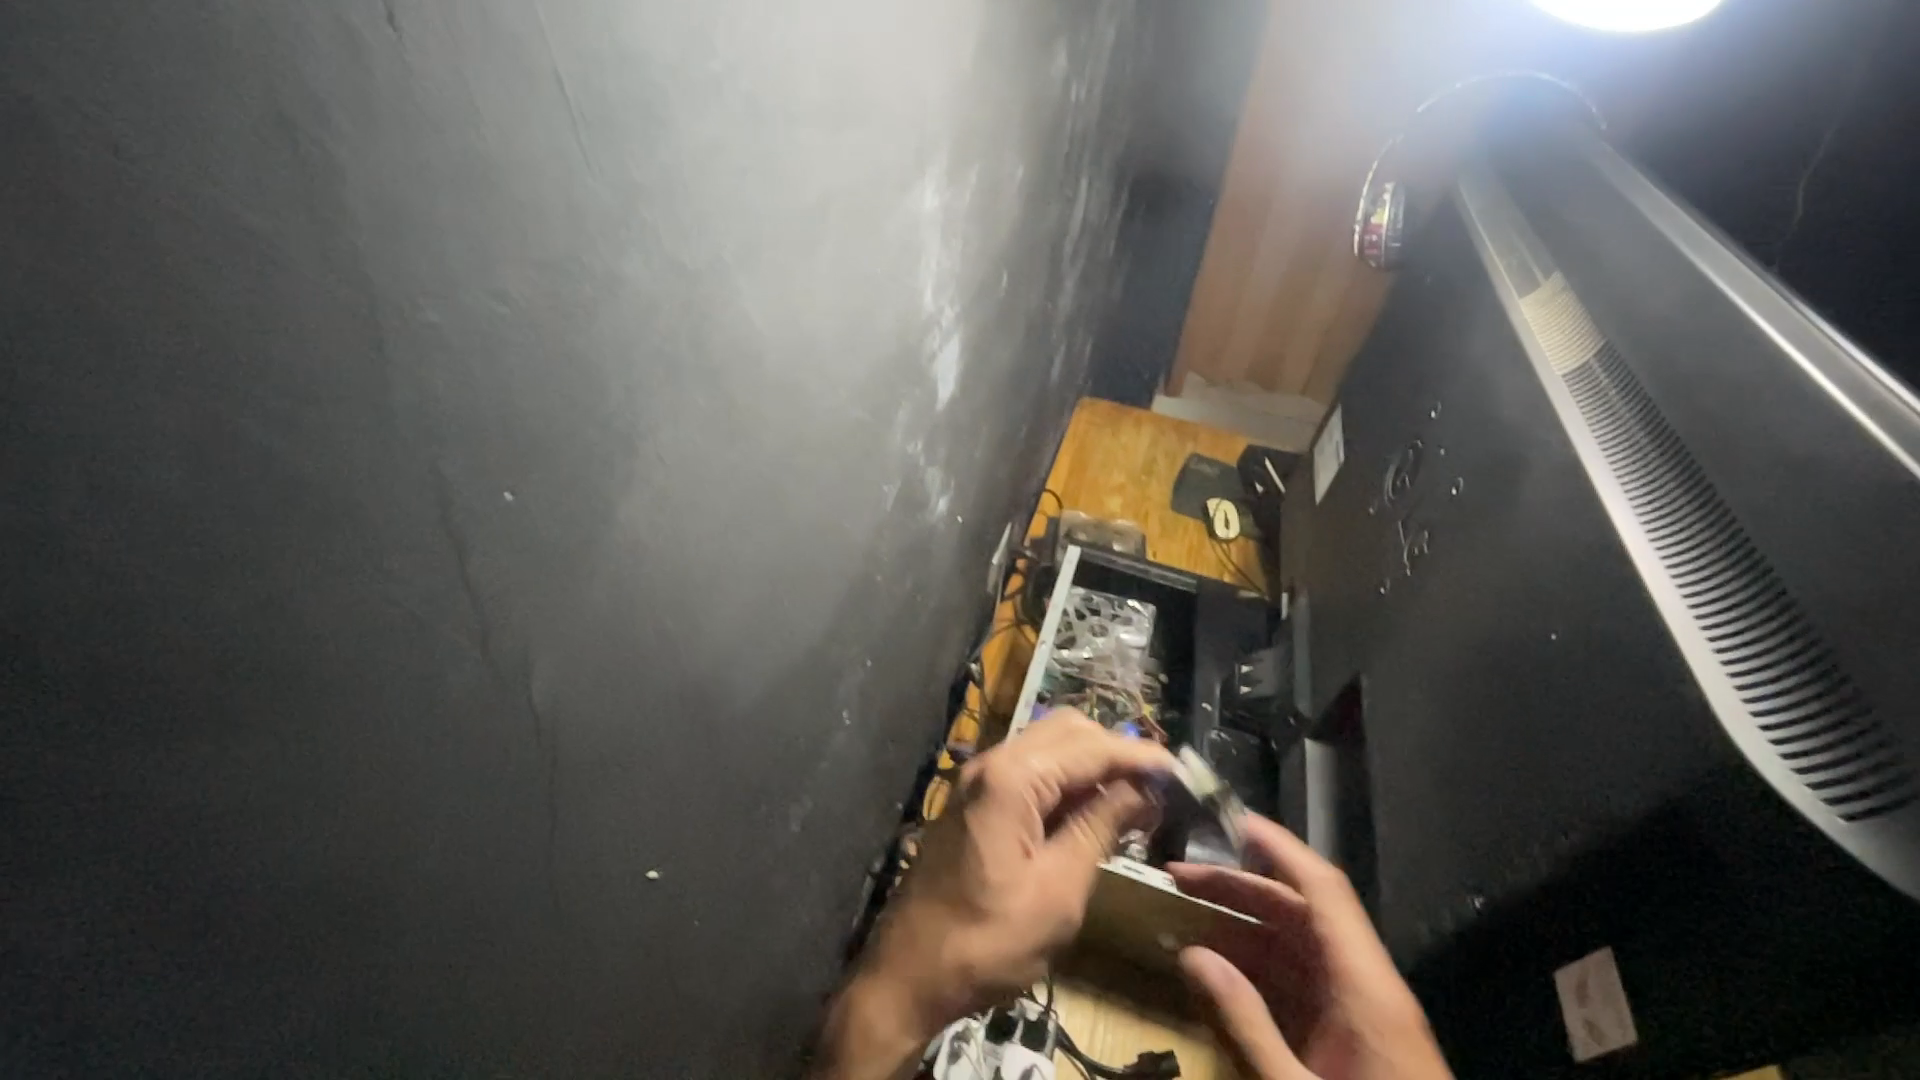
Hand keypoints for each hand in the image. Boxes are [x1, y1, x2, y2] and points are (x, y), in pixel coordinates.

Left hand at [810, 710, 1172, 1079]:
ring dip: (1092, 765)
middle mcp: (991, 763)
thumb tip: (1143, 790)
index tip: (1183, 775)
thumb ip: (1100, 827)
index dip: (1140, 758)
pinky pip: (1030, 771)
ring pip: (1048, 747)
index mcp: (1010, 778)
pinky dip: (1066, 781)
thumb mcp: (1058, 890)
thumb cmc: (987, 940)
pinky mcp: (975, 802)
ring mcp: (978, 781)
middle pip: (1067, 731)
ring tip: (1134, 801)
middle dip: (1115, 752)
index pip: (1090, 747)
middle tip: (1158, 789)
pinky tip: (1092, 811)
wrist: (908, 973)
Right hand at [1171, 816, 1451, 1079]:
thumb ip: (1244, 1022)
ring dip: (1240, 925)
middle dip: (1238, 886)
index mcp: (1364, 988)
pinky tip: (1214, 967)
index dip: (1277, 847)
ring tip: (1184, 916)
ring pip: (1294, 945)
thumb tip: (1193, 954)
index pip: (1321, 891)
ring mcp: (1358, 1012)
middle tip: (1176, 877)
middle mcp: (1363, 985)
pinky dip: (1254, 966)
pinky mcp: (1349, 1038)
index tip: (1228, 820)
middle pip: (1298, 912)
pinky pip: (1297, 982)